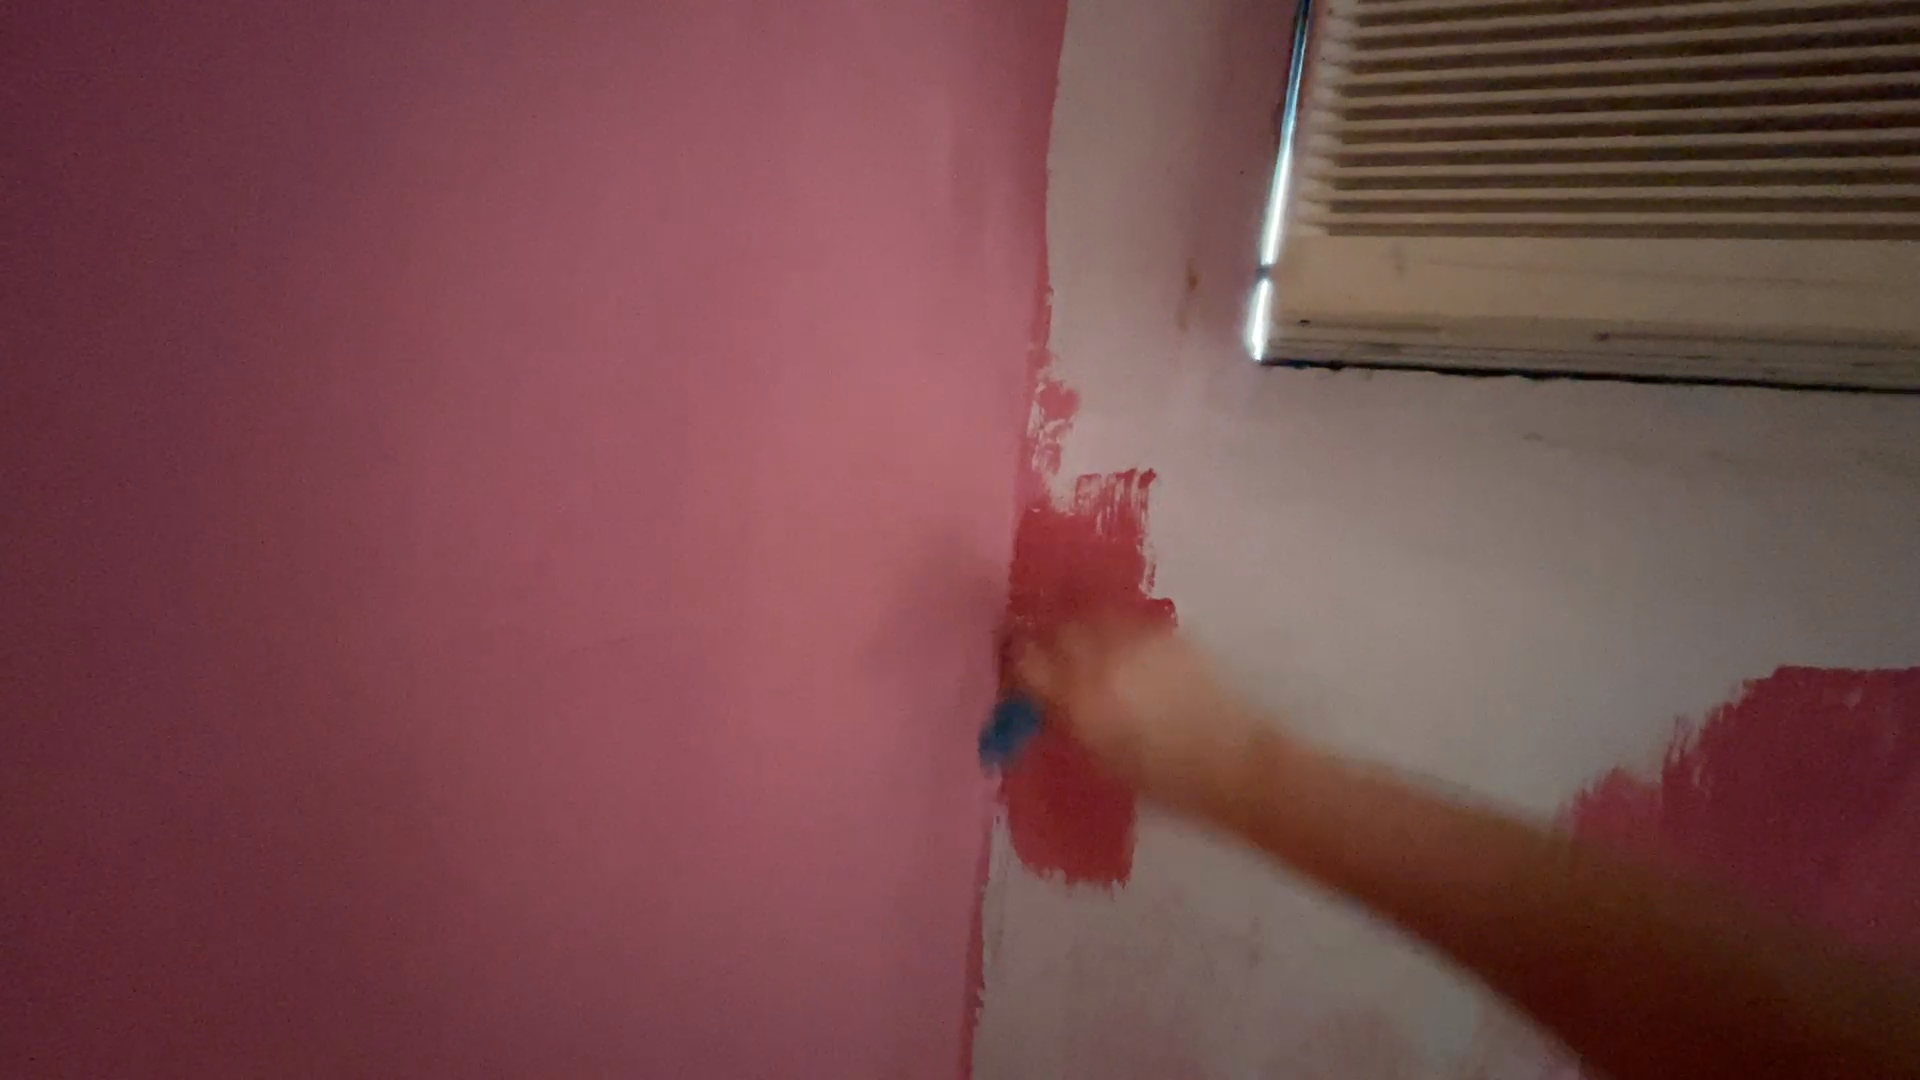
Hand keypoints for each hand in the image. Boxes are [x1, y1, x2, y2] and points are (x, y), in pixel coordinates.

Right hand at [1015, 619, 1278, 815]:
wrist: (1233, 761)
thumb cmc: (1163, 778)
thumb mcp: (1099, 759)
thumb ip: (1064, 720)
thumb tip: (1040, 699)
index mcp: (1079, 698)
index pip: (1025, 661)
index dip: (1013, 661)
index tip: (1012, 668)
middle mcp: (1101, 658)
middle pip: (1052, 628)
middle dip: (1040, 638)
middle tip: (1041, 652)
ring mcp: (1134, 639)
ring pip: (1084, 614)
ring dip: (1072, 625)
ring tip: (1075, 641)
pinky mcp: (1162, 630)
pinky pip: (1120, 616)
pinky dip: (1106, 623)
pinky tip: (1111, 640)